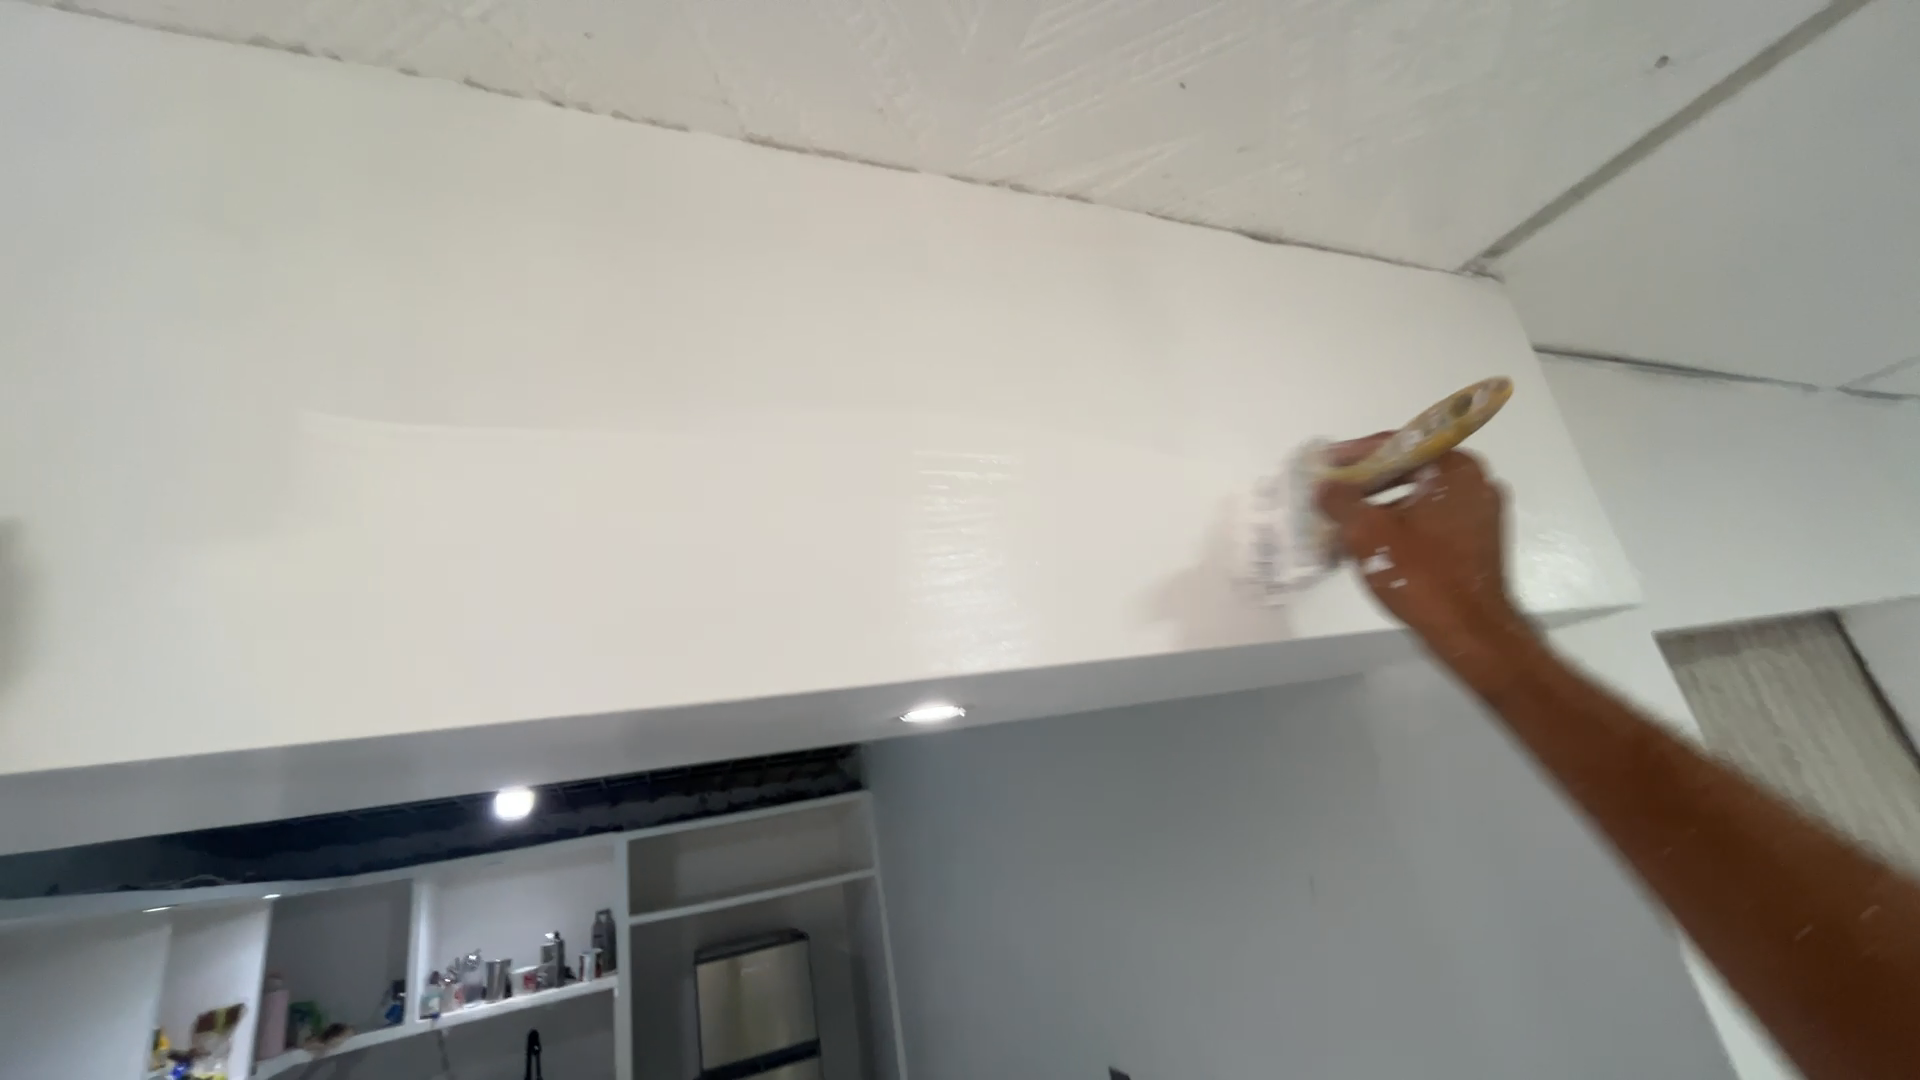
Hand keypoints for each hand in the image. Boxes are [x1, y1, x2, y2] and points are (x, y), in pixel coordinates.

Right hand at [1314, 435, 1531, 649]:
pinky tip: (1371, 539)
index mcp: (1455, 469)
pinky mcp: (1478, 539)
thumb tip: (1324, 485)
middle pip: (1408, 468)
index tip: (1322, 464)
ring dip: (1378, 502)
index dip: (1352, 454)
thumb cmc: (1420, 574)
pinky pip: (1429, 518)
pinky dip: (1399, 521)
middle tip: (1329, 489)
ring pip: (1417, 495)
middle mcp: (1475, 482)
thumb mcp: (1366, 532)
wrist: (1470, 631)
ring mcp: (1480, 512)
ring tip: (1343, 517)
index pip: (1395, 445)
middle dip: (1364, 479)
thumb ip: (1340, 500)